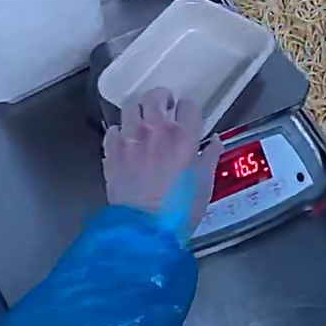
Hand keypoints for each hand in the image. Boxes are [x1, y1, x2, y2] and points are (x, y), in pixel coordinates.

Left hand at [104, 87, 219, 237]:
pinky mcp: (112, 152)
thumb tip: (214, 142)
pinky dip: (120, 131)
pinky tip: (126, 140)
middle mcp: (156, 130)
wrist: (145, 229)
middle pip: (157, 96)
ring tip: (144, 119)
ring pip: (132, 107)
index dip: (190, 109)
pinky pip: (113, 130)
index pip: (189, 105)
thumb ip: (209, 156)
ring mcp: (131, 139)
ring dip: (140, 109)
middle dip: (163, 98)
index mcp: (185, 136)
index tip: (189, 116)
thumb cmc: (180, 209)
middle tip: (166, 106)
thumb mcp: (205, 182)